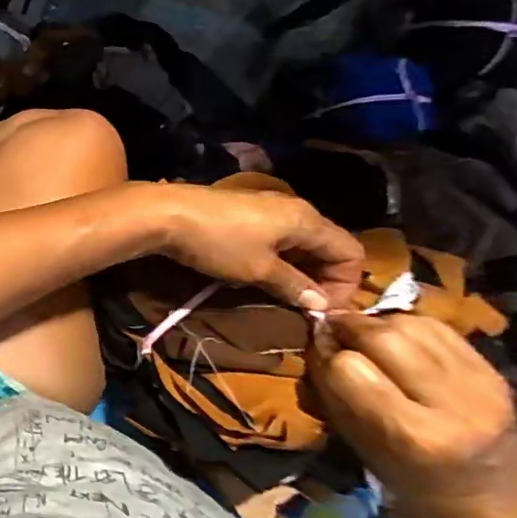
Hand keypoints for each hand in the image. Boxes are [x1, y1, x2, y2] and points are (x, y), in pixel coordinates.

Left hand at [152, 184, 363, 310]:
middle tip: (305, 307)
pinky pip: (277, 237)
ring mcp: (268, 207)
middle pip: (328, 245)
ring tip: (284, 294)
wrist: (165, 214)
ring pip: (301, 242)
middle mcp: (294, 208)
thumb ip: (293, 285)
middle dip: (323, 278)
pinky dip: (279, 257)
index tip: (321, 310)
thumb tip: (321, 304)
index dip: (344, 285)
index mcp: (307, 220)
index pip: (351, 252)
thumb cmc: (217, 242)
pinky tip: (262, 275)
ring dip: (300, 269)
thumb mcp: (258, 270)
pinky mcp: (245, 211)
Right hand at [311, 313, 516, 517]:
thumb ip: (332, 389)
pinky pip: (437, 327)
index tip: (321, 357)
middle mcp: (452, 406)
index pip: (349, 367)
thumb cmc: (407, 479)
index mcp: (412, 434)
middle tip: (335, 332)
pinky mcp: (493, 372)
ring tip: (366, 335)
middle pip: (383, 336)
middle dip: (349, 328)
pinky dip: (407, 325)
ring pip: (409, 324)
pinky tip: (398, 338)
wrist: (488, 502)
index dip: (328, 358)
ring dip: (377, 323)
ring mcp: (480, 385)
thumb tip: (317, 338)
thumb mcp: (358, 444)